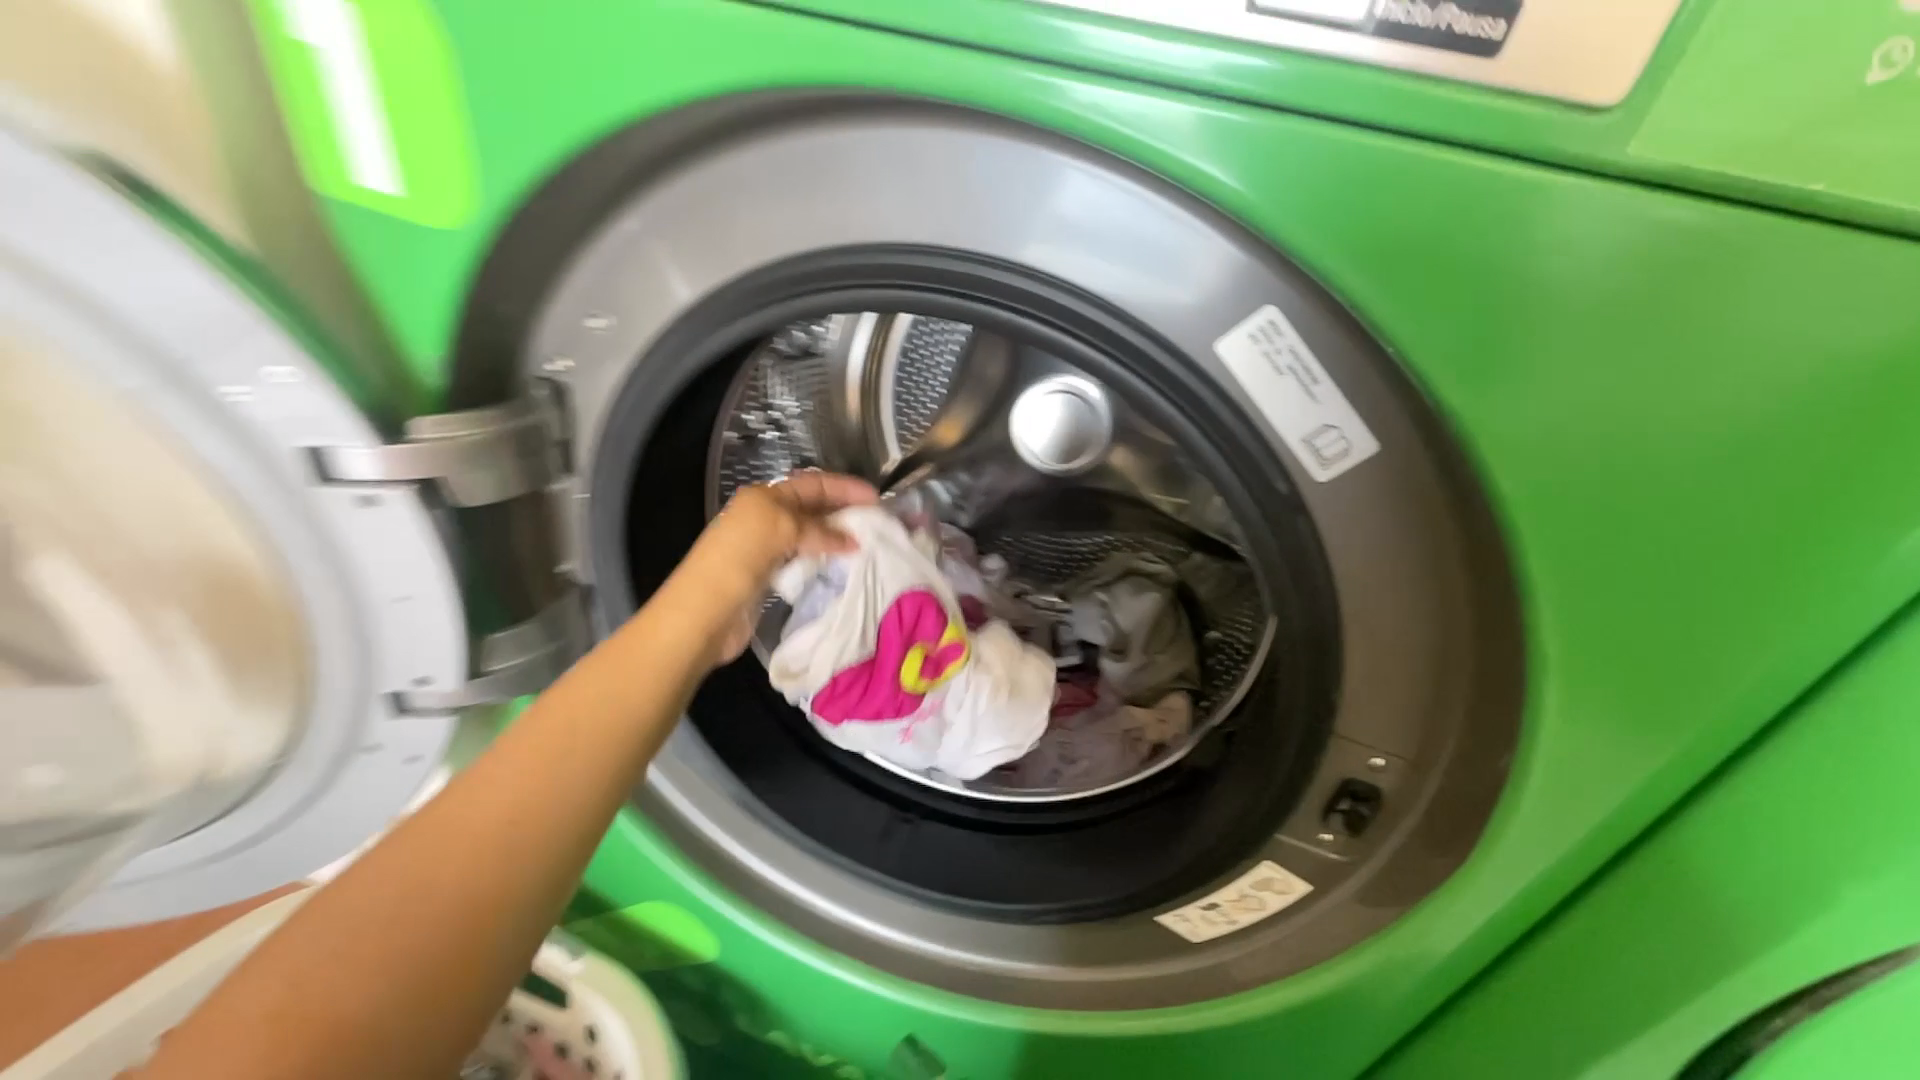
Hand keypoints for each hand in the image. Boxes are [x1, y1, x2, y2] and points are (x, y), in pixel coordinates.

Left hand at [676, 471, 877, 665]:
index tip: (877, 499)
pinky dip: (823, 563)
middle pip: (812, 509)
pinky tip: (842, 569)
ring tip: (867, 547)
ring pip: (810, 537)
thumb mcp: (781, 528)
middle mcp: (765, 519)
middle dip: (844, 512)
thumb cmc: (739, 559)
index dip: (845, 488)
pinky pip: (804, 563)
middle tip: (877, 524)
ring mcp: (766, 550)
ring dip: (836, 540)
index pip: (812, 483)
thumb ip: (819, 530)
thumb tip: (852, 542)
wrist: (704, 613)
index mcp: (764, 498)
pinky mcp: (769, 579)